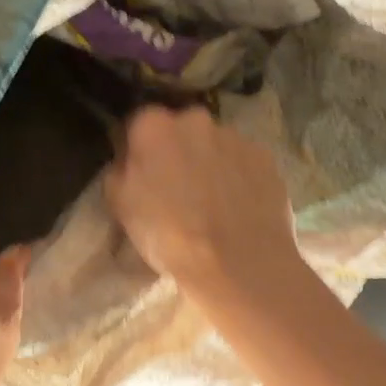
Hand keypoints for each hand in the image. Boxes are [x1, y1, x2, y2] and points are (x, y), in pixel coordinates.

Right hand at [105, 105, 304, 301]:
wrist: (236, 264)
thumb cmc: (167, 233)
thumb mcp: (119, 203)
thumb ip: (120, 169)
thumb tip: (130, 160)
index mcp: (153, 126)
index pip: (138, 123)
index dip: (137, 146)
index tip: (139, 170)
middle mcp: (195, 120)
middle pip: (179, 129)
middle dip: (175, 149)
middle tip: (175, 185)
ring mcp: (235, 137)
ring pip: (213, 144)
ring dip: (207, 161)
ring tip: (210, 200)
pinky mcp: (266, 158)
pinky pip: (242, 160)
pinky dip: (237, 175)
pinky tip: (235, 206)